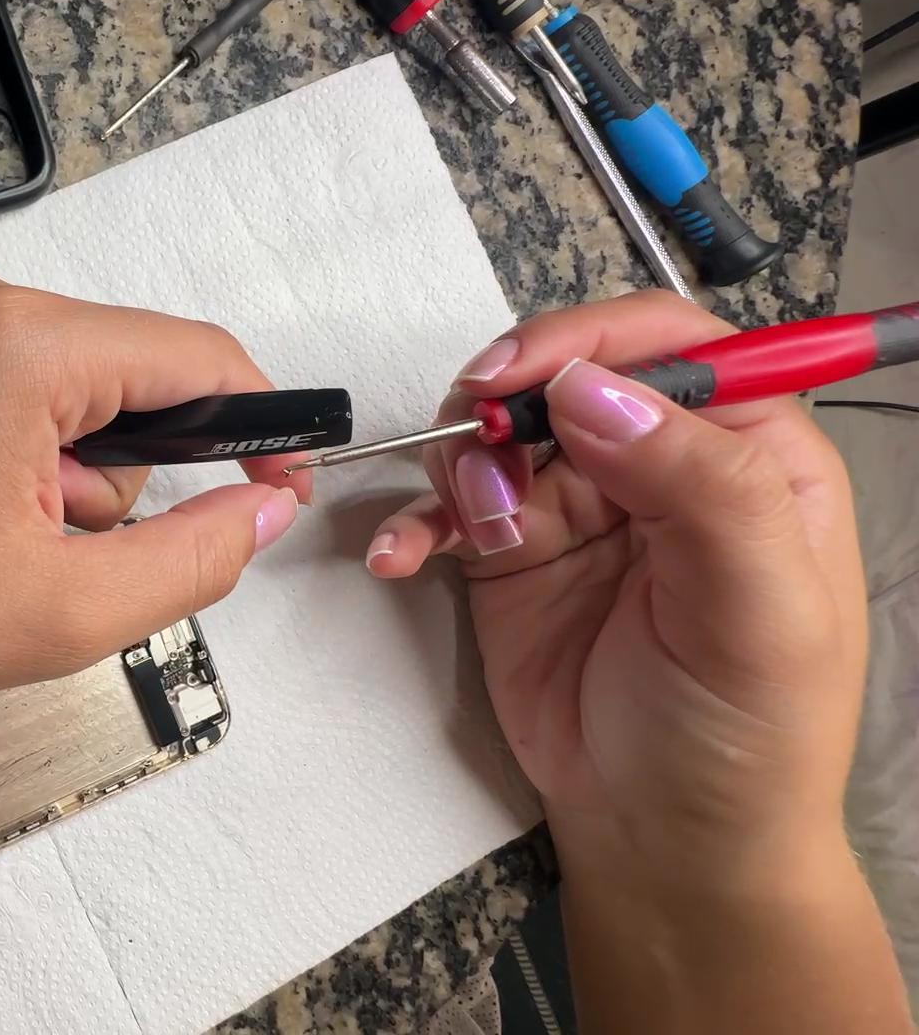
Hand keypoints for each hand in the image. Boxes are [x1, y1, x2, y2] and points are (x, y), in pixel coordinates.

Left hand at [0, 265, 310, 747]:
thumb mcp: (66, 610)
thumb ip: (195, 558)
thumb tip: (264, 510)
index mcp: (18, 341)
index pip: (195, 356)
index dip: (256, 424)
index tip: (276, 488)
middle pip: (130, 376)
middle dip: (128, 476)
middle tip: (68, 557)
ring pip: (72, 396)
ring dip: (66, 482)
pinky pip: (13, 398)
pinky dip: (21, 464)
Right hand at [365, 293, 867, 890]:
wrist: (652, 817)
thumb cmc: (738, 725)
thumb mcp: (756, 612)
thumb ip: (698, 487)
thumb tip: (589, 392)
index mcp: (742, 458)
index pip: (667, 346)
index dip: (585, 340)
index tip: (510, 378)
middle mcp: (645, 468)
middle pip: (552, 383)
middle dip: (499, 412)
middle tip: (478, 470)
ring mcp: (564, 508)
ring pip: (485, 438)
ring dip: (454, 471)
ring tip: (468, 535)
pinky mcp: (499, 552)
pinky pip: (438, 512)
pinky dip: (409, 527)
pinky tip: (402, 559)